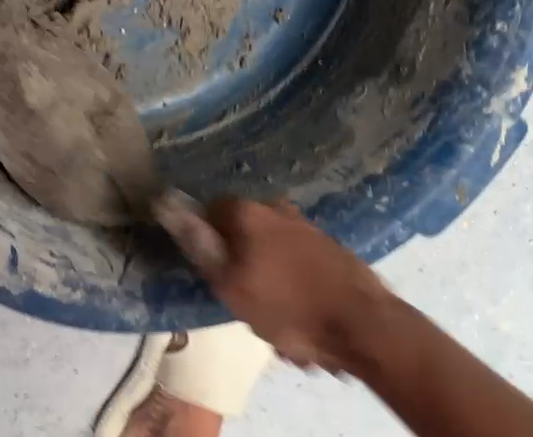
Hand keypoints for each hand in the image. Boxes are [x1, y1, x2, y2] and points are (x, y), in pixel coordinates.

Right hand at [170, 196, 391, 371]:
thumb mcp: (230, 285)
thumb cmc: (288, 307)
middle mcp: (275, 207)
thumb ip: (199, 245)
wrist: (364, 326)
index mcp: (247, 211)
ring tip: (279, 320)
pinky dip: (295, 286)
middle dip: (241, 263)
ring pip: (272, 251)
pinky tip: (303, 316)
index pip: (210, 209)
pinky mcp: (330, 247)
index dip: (206, 240)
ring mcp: (306, 225)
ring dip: (270, 279)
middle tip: (246, 301)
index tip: (213, 271)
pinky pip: (298, 264)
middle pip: (243, 231)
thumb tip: (167, 206)